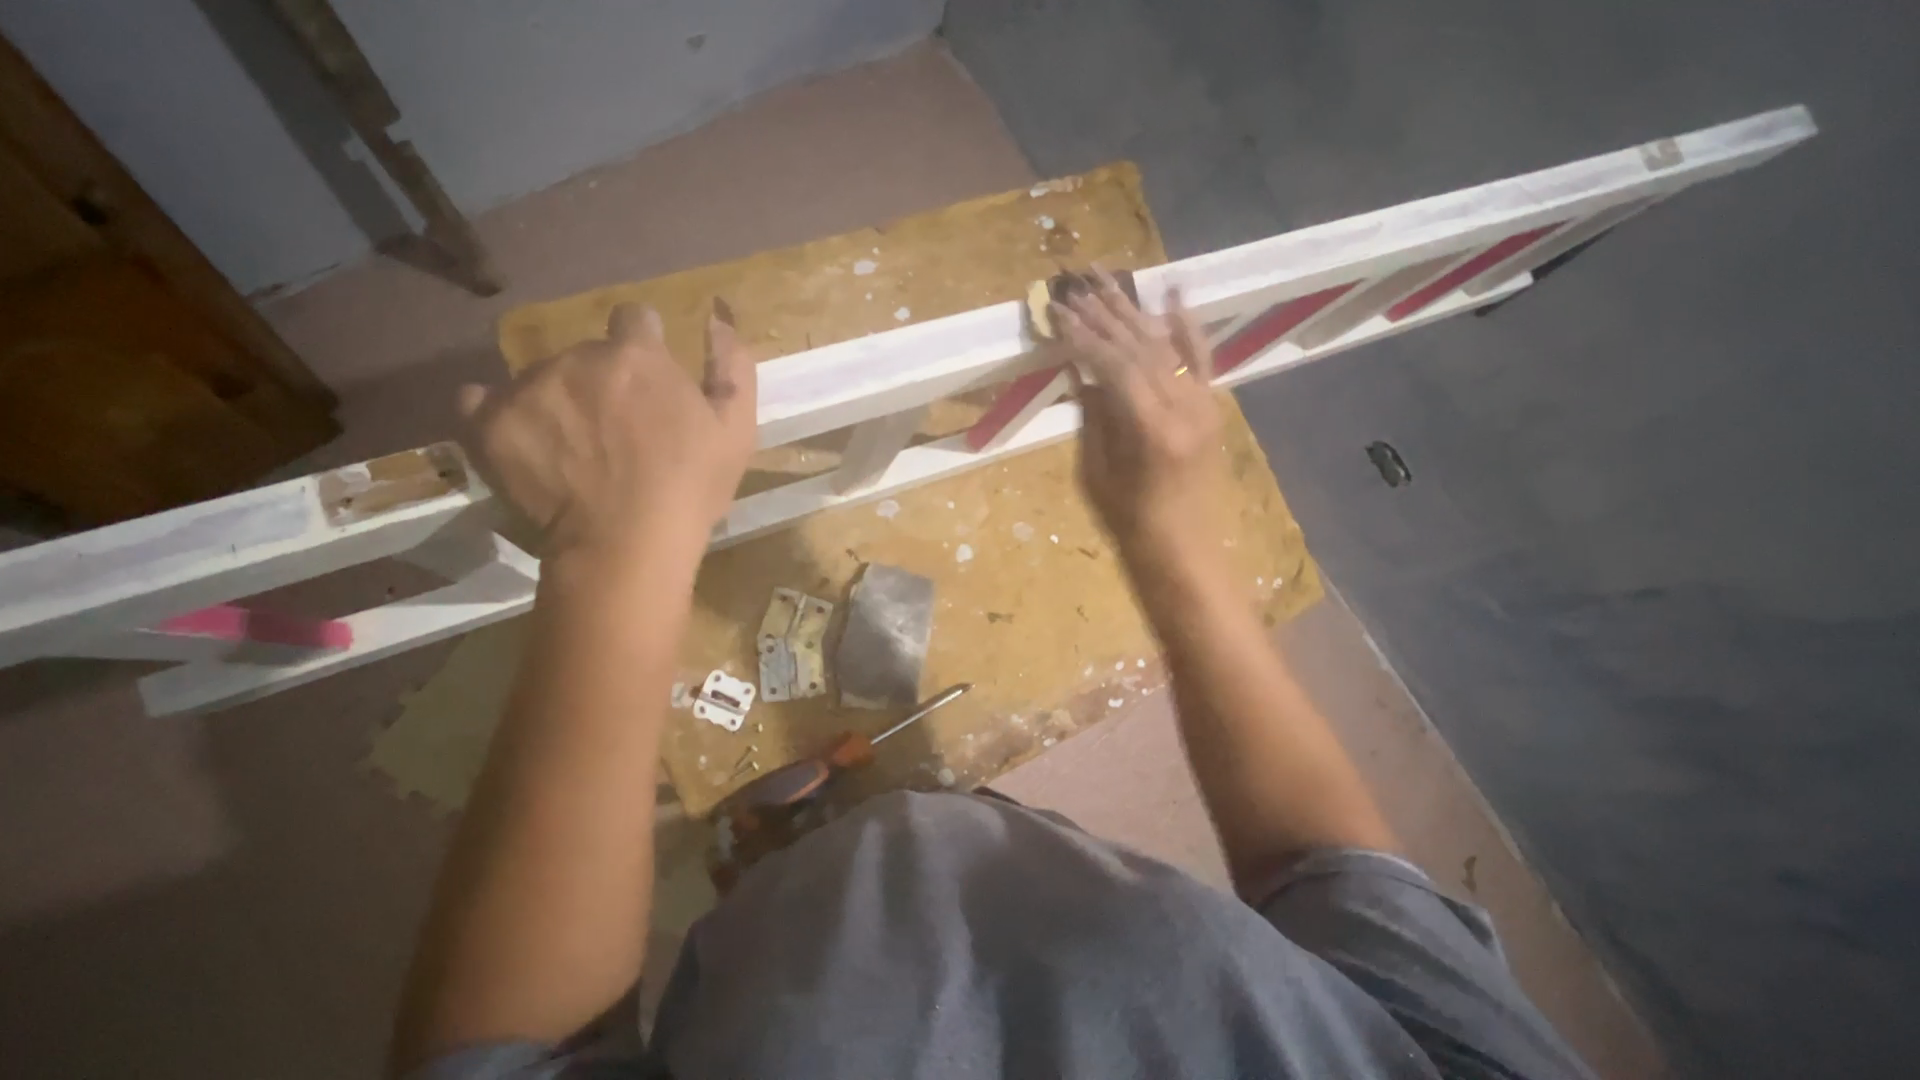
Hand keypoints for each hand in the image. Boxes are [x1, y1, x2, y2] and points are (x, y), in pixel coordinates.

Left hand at [458, 302, 756, 563]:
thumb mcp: (736, 430)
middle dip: (600, 380)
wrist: (626, 544)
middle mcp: (578, 357)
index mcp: (637, 354)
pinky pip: (478, 399)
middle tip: (613, 430)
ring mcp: (528, 388)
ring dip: (555, 400)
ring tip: (569, 449)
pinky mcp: (489, 423)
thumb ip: (732, 365)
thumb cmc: (690, 488)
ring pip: (540, 377)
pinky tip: (518, 439)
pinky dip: (497, 413)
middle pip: (586, 353)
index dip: (643, 345)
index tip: (647, 381)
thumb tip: (715, 315)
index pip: (634, 319)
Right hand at [1056, 272, 1226, 567]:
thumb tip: (1080, 366)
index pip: (1114, 364)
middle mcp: (1183, 408)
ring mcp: (1203, 405)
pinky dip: (1186, 325)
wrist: (1181, 547)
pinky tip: (1173, 294)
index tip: (1058, 309)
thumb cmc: (1127, 519)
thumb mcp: (1095, 469)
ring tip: (1108, 277)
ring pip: (1166, 345)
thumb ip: (1092, 414)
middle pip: (1140, 346)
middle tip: (1078, 281)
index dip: (1083, 335)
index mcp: (1151, 428)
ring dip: (1135, 311)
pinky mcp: (1210, 408)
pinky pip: (1200, 359)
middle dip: (1105, 312)